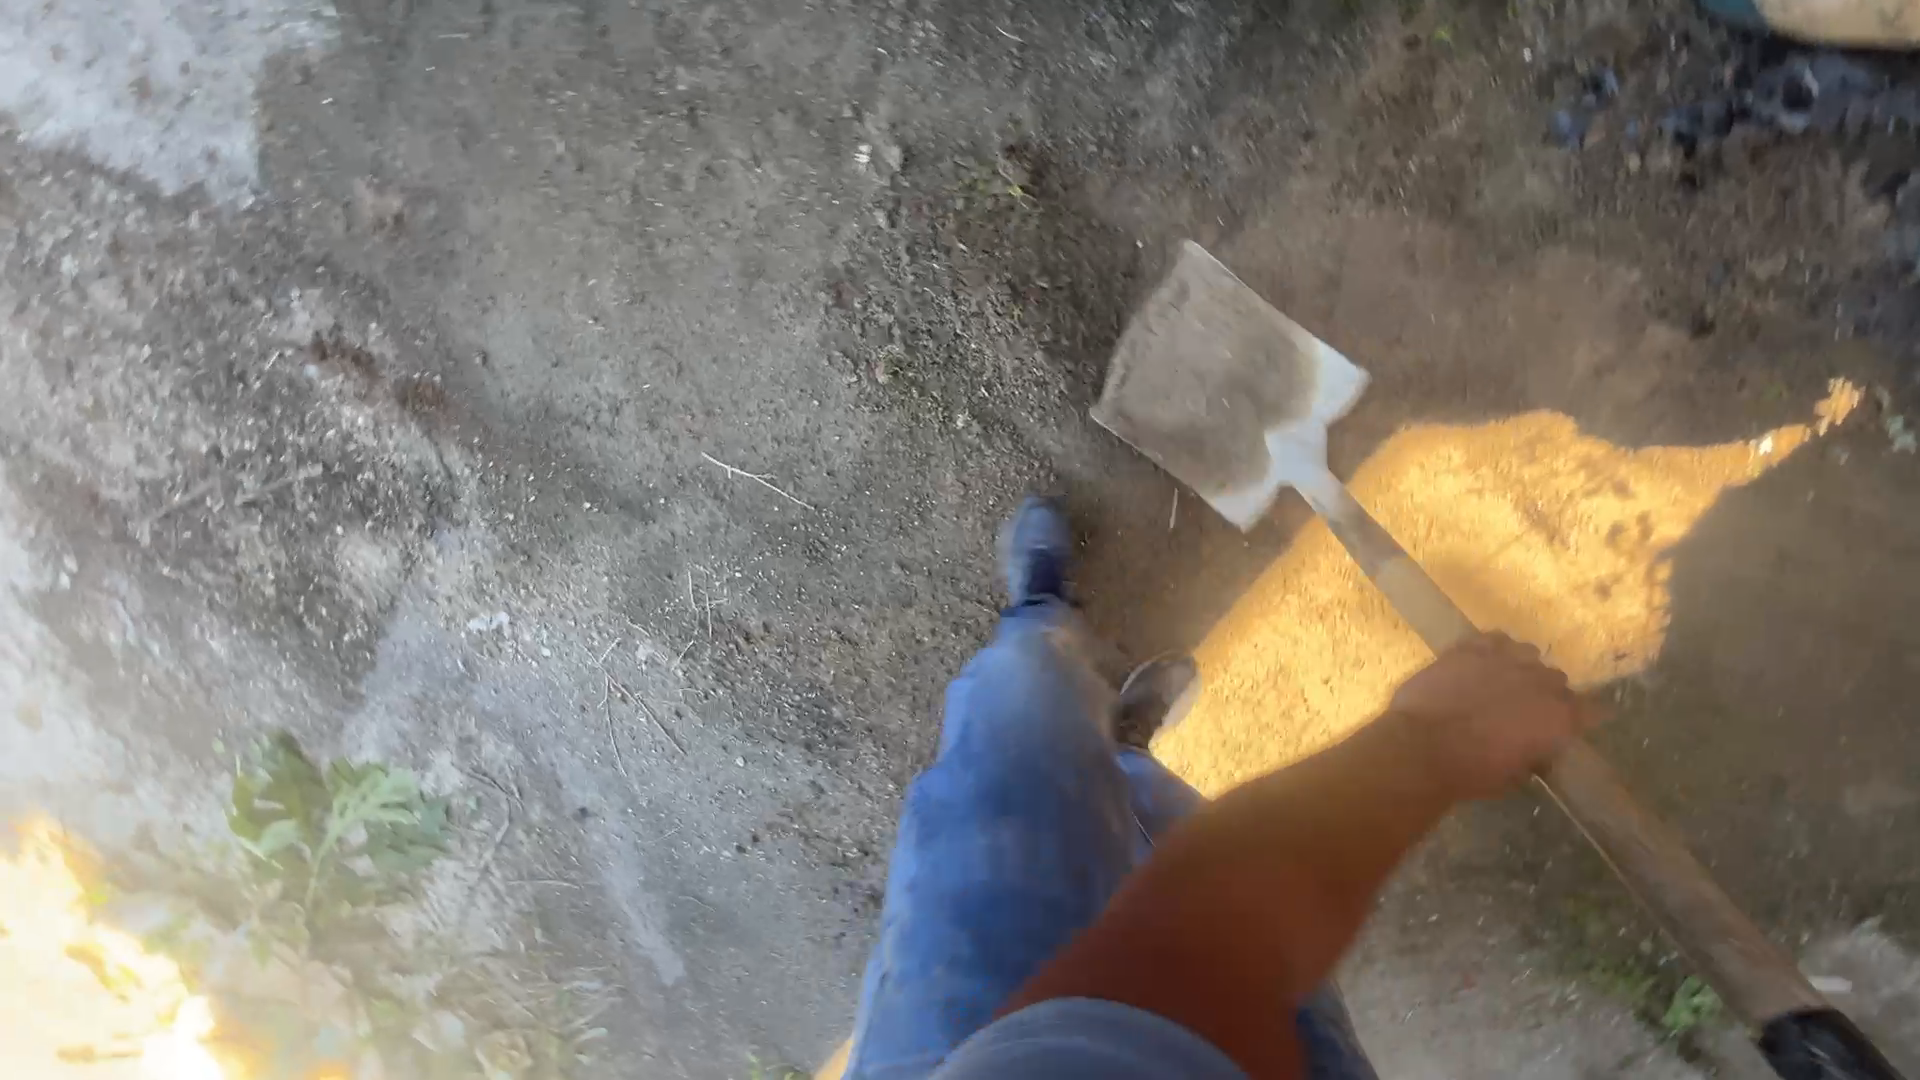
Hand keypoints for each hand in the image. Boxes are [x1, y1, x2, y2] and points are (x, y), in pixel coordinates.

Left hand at [1390, 632, 1598, 798]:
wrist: (1421, 746)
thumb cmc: (1472, 770)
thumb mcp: (1518, 774)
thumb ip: (1536, 752)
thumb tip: (1535, 746)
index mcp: (1561, 717)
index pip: (1592, 709)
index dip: (1578, 715)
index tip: (1568, 721)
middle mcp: (1540, 684)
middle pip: (1556, 679)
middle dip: (1544, 691)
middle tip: (1522, 704)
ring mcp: (1504, 661)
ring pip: (1527, 653)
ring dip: (1520, 665)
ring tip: (1501, 678)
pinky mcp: (1468, 650)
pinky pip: (1491, 639)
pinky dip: (1491, 647)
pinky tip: (1481, 658)